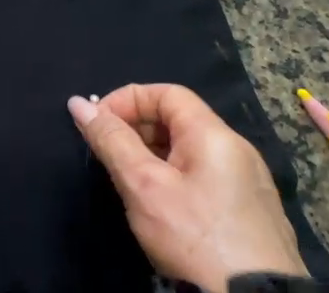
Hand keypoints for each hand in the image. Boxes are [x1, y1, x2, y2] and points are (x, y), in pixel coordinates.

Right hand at [70, 85, 306, 290]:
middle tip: (108, 153)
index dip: (126, 100)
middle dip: (135, 128)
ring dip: (151, 154)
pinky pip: (203, 176)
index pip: (166, 93)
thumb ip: (110, 139)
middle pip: (177, 120)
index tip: (99, 124)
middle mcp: (238, 153)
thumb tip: (78, 103)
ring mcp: (249, 185)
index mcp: (215, 137)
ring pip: (187, 150)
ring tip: (129, 180)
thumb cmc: (194, 234)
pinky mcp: (251, 213)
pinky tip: (160, 204)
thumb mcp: (141, 183)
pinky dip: (173, 176)